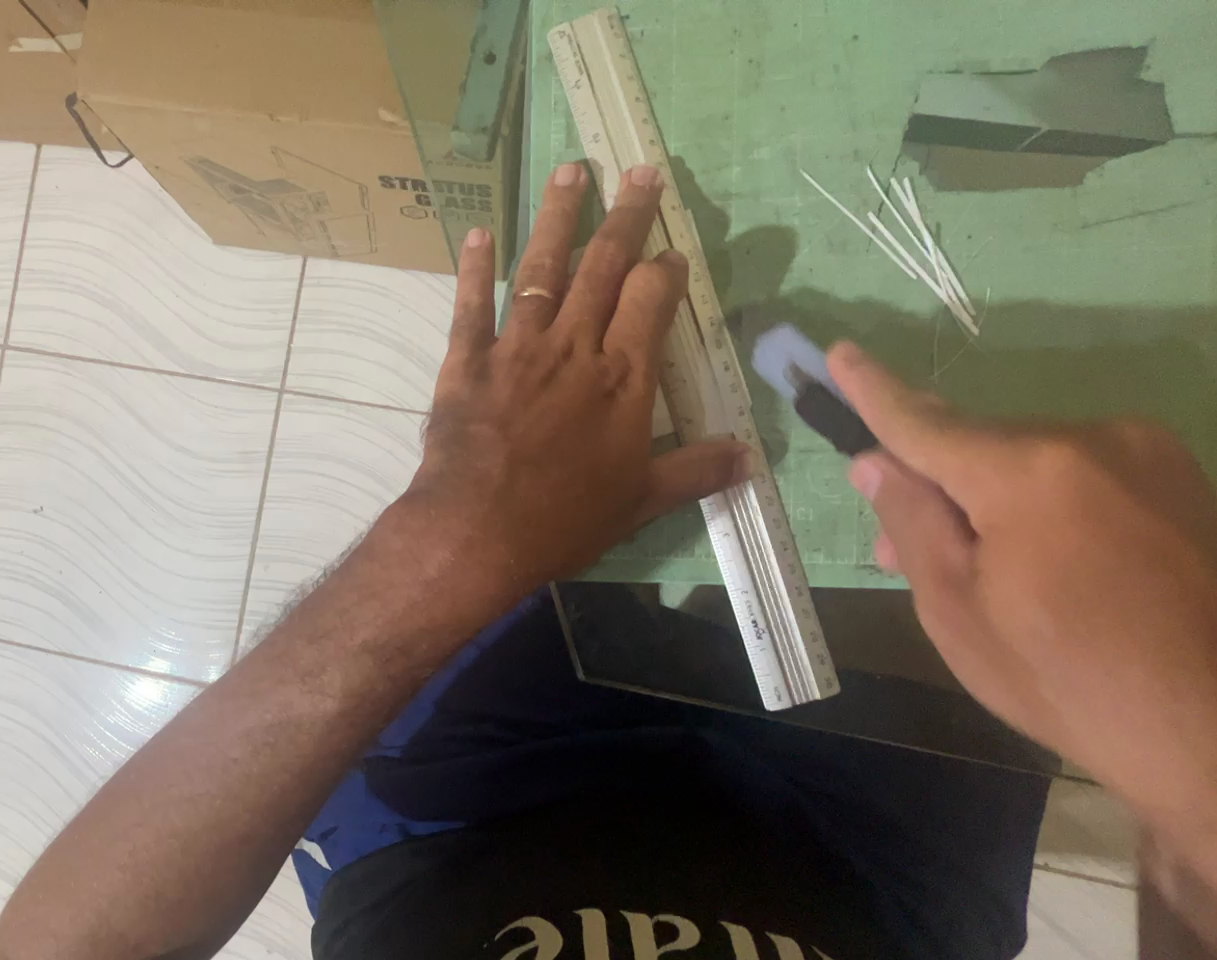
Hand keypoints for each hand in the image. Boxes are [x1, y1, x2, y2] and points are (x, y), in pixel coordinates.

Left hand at [397, 162, 748, 595]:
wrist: (477, 531)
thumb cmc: (562, 519)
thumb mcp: (639, 503)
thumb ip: (693, 473)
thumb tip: (750, 457)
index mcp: (622, 377)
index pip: (652, 301)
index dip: (665, 270)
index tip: (672, 252)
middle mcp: (574, 348)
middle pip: (605, 267)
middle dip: (625, 216)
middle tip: (639, 173)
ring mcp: (517, 349)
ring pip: (542, 269)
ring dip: (558, 218)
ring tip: (571, 172)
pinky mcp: (467, 362)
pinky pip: (471, 305)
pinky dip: (475, 268)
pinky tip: (480, 233)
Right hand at [829, 340, 1216, 780]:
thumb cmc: (1068, 678)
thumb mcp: (956, 609)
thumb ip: (912, 523)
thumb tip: (878, 461)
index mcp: (1031, 471)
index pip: (924, 422)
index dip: (871, 390)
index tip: (838, 350)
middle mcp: (1096, 442)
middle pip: (976, 447)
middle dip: (930, 486)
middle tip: (898, 551)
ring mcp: (1153, 461)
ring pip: (1027, 464)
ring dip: (981, 503)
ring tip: (969, 573)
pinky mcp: (1186, 490)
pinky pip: (1078, 479)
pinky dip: (1034, 509)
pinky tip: (1033, 568)